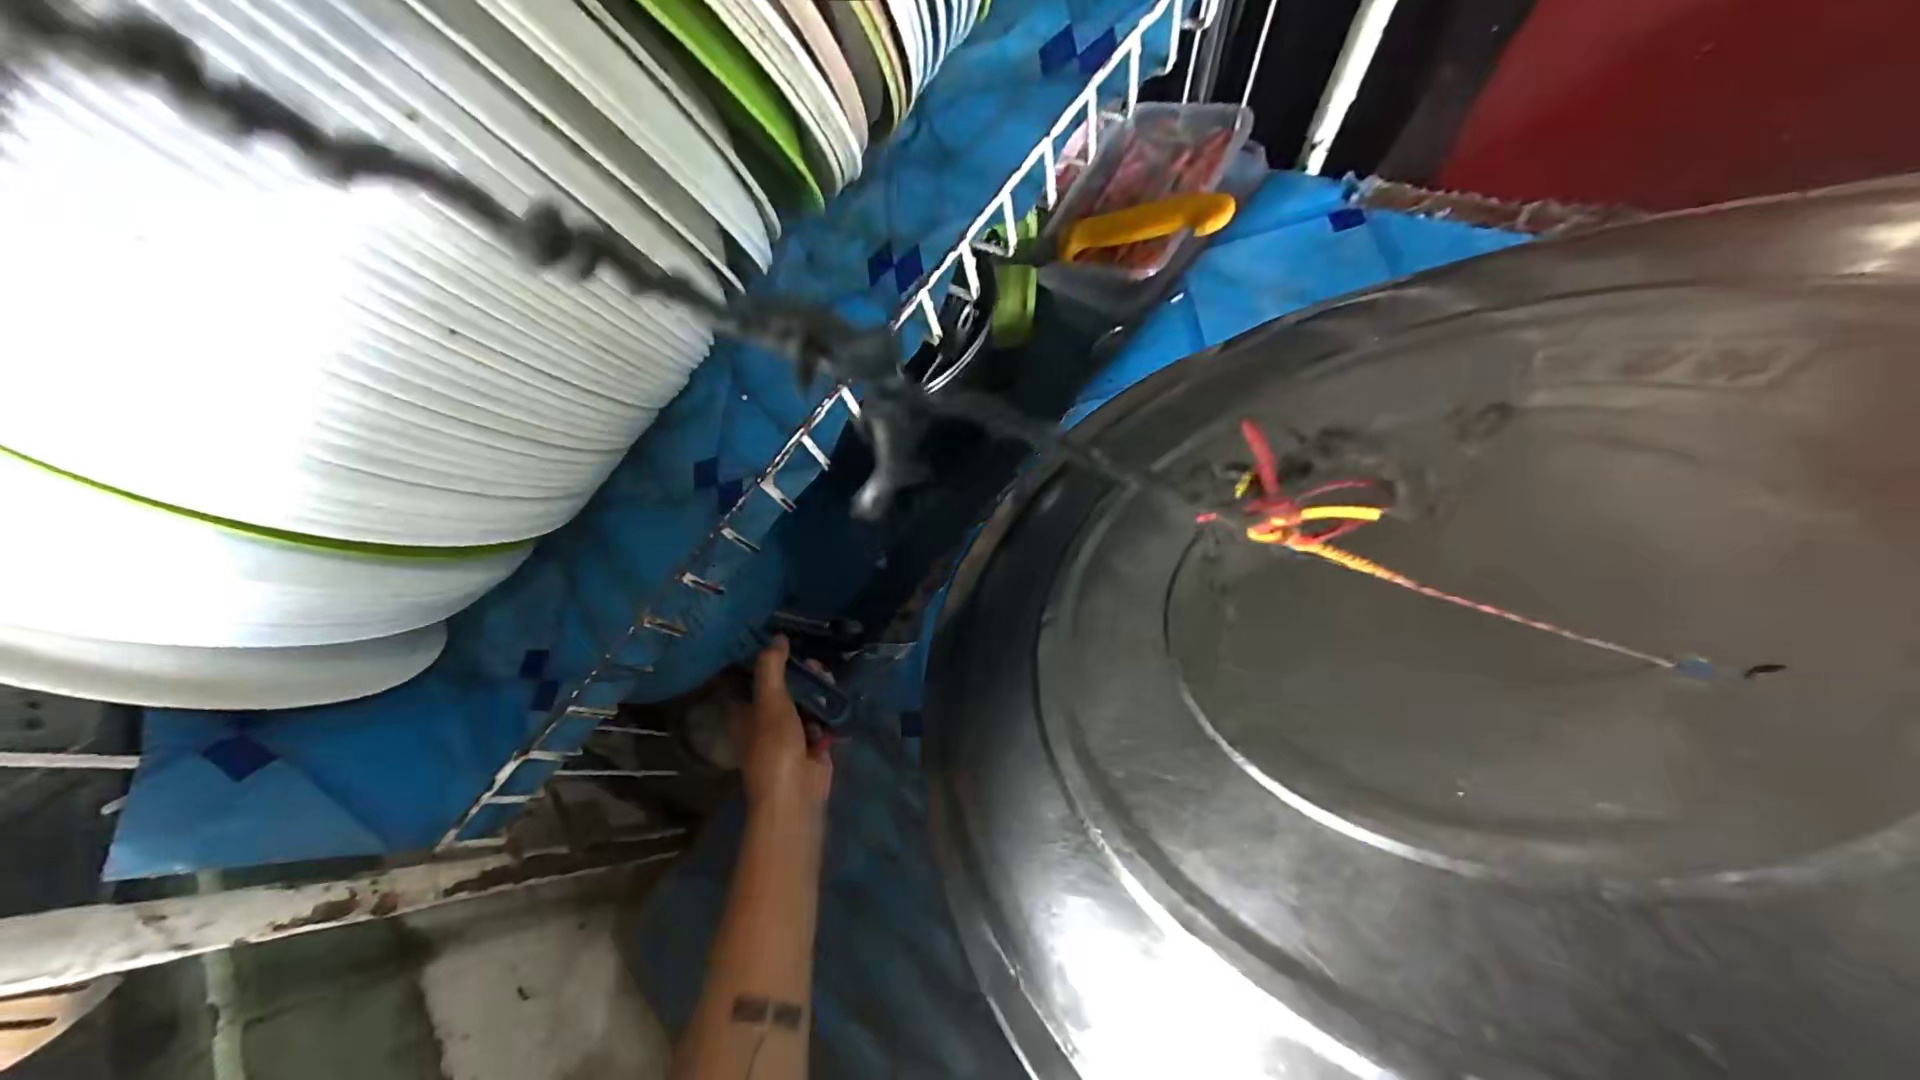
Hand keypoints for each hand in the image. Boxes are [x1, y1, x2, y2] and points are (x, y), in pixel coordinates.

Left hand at [733, 636, 833, 811]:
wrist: (796, 793)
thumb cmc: (774, 746)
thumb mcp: (770, 701)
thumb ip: (772, 667)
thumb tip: (778, 636)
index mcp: (746, 713)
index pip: (752, 681)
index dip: (767, 663)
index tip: (785, 646)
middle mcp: (766, 722)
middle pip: (784, 690)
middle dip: (801, 676)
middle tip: (817, 665)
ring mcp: (791, 735)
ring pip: (805, 704)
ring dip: (818, 692)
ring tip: (830, 680)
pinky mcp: (814, 746)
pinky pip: (822, 722)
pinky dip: (829, 714)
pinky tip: (837, 700)